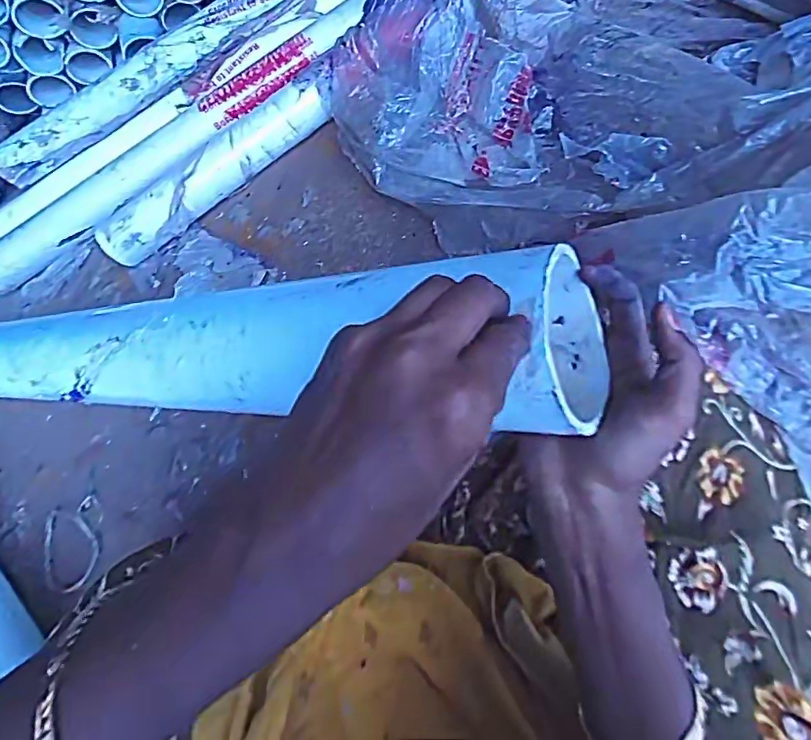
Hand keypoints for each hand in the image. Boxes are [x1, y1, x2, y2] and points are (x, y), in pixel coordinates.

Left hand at [257, 274, 530, 564]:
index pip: (505, 339)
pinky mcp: (345, 339)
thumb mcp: (455, 465)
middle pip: (475, 292)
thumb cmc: (384, 517)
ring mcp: (376, 339)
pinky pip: (395, 312)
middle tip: (491, 327)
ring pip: (435, 287)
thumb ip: (480, 405)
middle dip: (493, 306)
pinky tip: (407, 355)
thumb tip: (492, 364)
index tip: (515, 339)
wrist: (294, 524)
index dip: (517, 337)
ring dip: (455, 303)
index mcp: (459, 399)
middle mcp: (421, 355)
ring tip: (454, 331)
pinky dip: (413, 323)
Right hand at [523, 265, 701, 505]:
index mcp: (632, 360)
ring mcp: (561, 369)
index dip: (613, 284)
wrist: (581, 495)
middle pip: (585, 309)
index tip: (589, 270)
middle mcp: (596, 357)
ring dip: (542, 302)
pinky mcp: (533, 382)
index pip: (624, 309)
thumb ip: (681, 362)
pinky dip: (519, 330)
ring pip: (553, 324)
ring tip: (526, 283)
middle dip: (573, 285)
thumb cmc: (631, 453)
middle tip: (554, 270)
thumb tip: (661, 308)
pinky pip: (526, 350)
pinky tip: (506, 313)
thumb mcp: (673, 410)